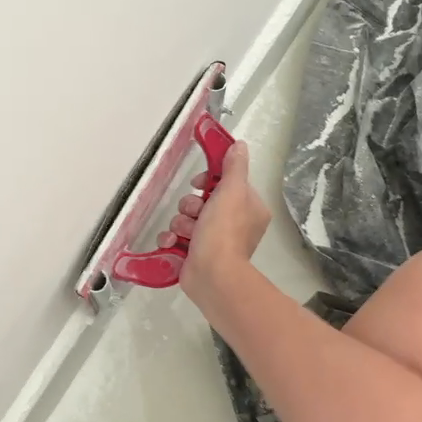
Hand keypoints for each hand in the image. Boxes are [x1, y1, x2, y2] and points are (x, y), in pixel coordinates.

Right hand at [158, 141, 269, 295]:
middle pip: (202, 200)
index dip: (209, 182)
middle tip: (196, 214)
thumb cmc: (225, 231)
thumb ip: (234, 167)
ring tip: (187, 234)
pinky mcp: (195, 254)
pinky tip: (174, 243)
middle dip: (191, 206)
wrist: (212, 275)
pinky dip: (172, 239)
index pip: (225, 184)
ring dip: (182, 223)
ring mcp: (213, 241)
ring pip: (186, 218)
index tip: (200, 184)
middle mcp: (234, 224)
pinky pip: (176, 237)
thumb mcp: (232, 191)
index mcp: (249, 209)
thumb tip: (239, 145)